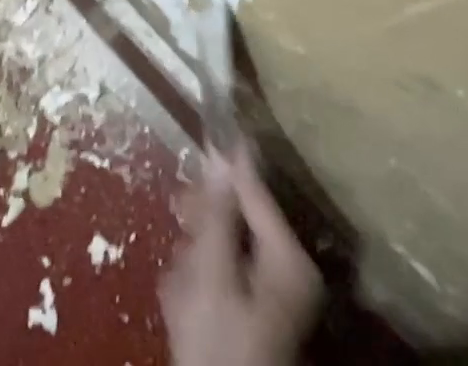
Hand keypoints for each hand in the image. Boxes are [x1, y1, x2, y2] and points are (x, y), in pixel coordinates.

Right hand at [160, 147, 323, 365]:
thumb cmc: (220, 342)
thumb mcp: (212, 276)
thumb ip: (217, 214)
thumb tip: (221, 156)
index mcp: (287, 259)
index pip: (257, 194)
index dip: (232, 162)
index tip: (217, 124)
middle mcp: (285, 269)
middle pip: (237, 221)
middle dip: (202, 227)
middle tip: (179, 217)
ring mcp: (268, 291)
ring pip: (221, 249)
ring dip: (193, 261)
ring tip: (181, 291)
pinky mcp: (250, 309)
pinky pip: (218, 276)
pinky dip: (196, 283)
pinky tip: (184, 305)